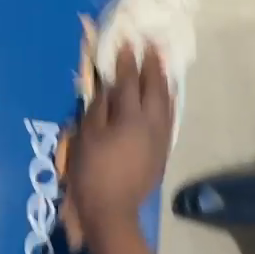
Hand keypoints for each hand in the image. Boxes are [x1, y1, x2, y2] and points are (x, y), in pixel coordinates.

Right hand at [67, 44, 173, 243]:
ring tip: (162, 65)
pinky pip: (169, 117)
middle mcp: (151, 123)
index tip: (127, 42)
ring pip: (167, 102)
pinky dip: (167, 101)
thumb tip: (106, 87)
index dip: (127, 61)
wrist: (112, 211)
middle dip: (153, 65)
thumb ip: (97, 109)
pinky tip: (165, 97)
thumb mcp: (86, 138)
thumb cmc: (92, 173)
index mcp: (129, 118)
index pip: (129, 82)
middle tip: (152, 45)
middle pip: (155, 87)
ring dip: (164, 81)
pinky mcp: (162, 151)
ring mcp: (160, 138)